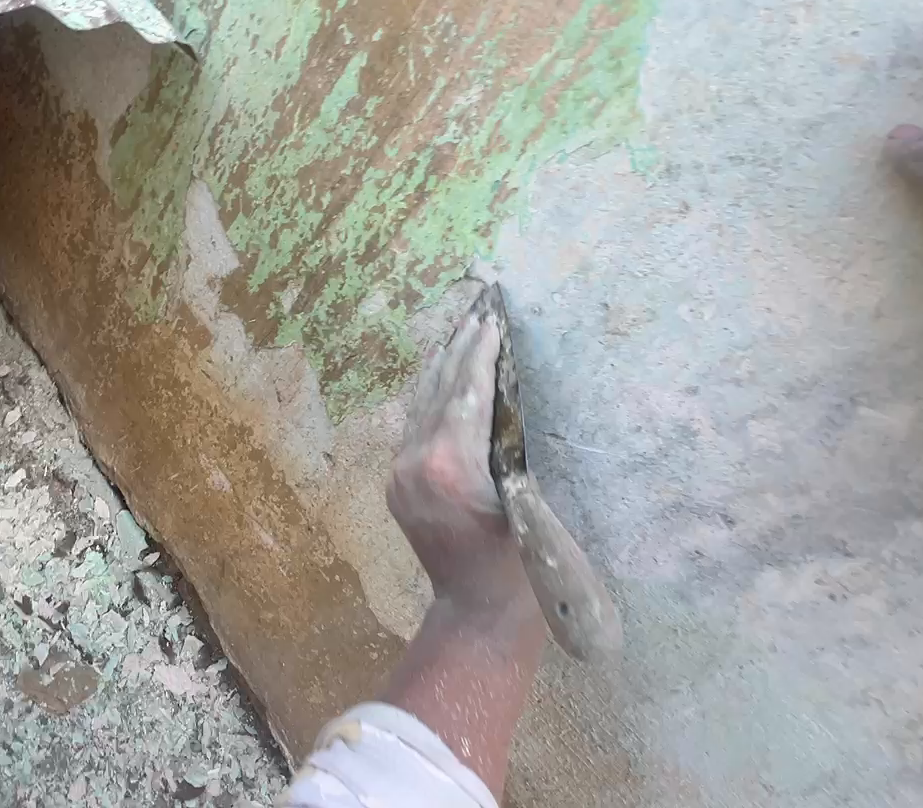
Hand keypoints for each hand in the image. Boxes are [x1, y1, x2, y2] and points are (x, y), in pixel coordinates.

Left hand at [387, 300, 531, 607]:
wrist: (476, 611)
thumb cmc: (519, 564)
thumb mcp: (528, 496)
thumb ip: (510, 442)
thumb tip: (507, 389)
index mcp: (448, 463)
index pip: (465, 392)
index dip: (480, 353)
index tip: (491, 318)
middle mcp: (413, 461)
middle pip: (437, 392)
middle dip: (459, 350)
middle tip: (476, 311)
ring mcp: (398, 472)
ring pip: (419, 406)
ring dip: (440, 369)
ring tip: (458, 332)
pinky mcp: (395, 482)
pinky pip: (412, 429)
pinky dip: (429, 400)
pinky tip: (440, 380)